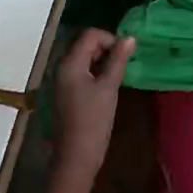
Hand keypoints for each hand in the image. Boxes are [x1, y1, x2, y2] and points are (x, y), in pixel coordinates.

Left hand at [52, 29, 134, 178]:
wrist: (76, 156)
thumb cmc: (94, 121)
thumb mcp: (109, 87)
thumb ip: (118, 60)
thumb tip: (130, 38)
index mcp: (70, 63)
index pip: (90, 35)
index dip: (110, 38)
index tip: (126, 54)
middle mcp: (62, 67)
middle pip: (85, 44)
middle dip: (106, 48)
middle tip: (124, 64)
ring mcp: (62, 80)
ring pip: (83, 58)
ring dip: (102, 60)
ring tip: (118, 74)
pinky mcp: (65, 92)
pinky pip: (81, 72)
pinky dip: (95, 72)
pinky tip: (107, 85)